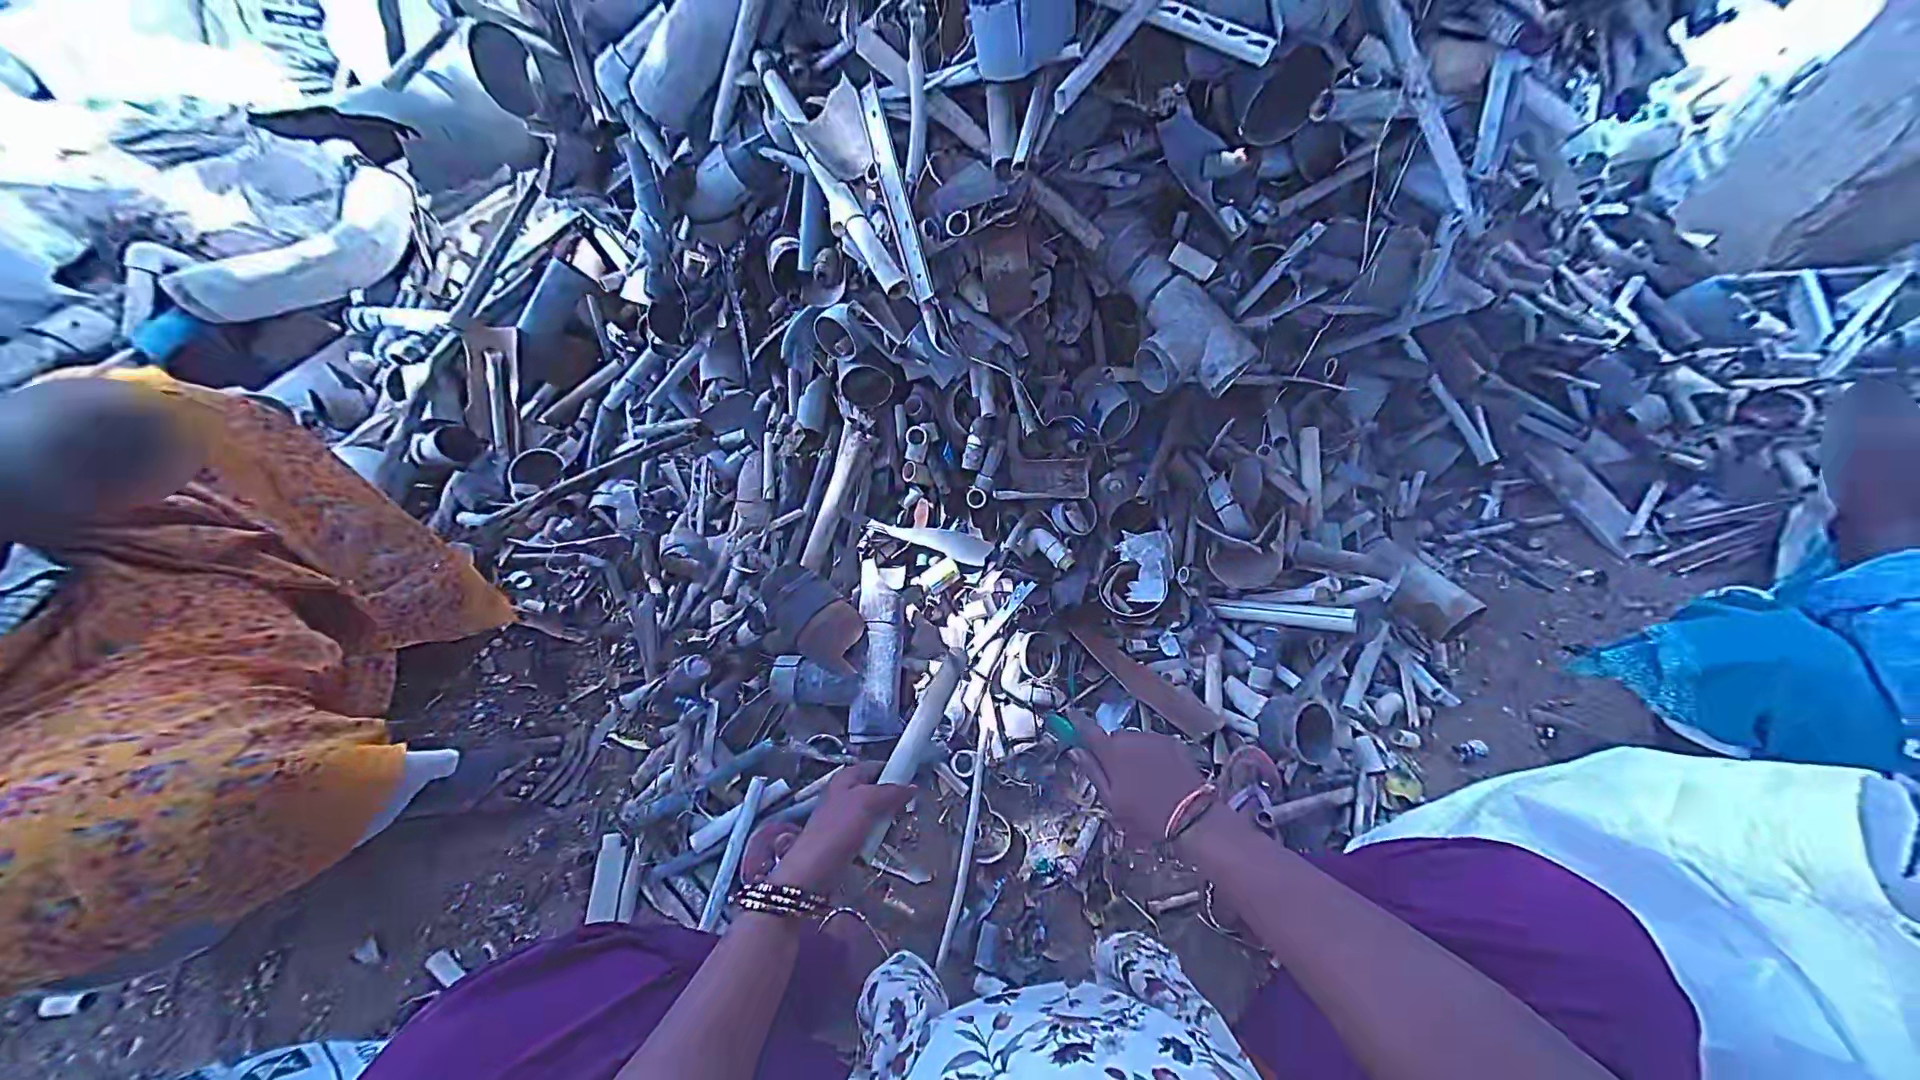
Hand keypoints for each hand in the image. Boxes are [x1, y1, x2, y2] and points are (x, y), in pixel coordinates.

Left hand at [764, 763, 910, 891]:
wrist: (813, 872)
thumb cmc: (838, 829)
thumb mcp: (867, 802)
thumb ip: (891, 791)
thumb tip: (913, 787)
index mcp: (847, 778)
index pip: (877, 766)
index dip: (895, 771)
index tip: (914, 783)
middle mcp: (846, 794)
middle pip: (879, 790)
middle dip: (895, 800)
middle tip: (906, 811)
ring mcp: (846, 818)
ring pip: (878, 813)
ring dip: (889, 821)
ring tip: (896, 831)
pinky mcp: (848, 839)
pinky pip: (872, 832)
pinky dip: (880, 837)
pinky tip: (884, 844)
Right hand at [1067, 717, 1212, 848]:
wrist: (1193, 819)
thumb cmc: (1147, 816)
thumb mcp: (1112, 802)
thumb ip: (1092, 772)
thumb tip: (1077, 751)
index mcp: (1112, 752)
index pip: (1087, 729)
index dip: (1076, 722)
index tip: (1070, 716)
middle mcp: (1132, 737)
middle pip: (1113, 738)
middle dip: (1112, 751)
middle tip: (1117, 777)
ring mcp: (1154, 738)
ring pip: (1134, 741)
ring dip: (1132, 753)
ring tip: (1141, 781)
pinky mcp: (1173, 742)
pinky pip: (1153, 744)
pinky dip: (1151, 754)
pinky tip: (1158, 776)